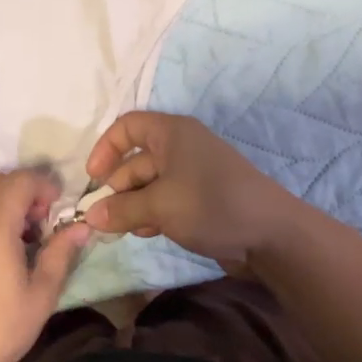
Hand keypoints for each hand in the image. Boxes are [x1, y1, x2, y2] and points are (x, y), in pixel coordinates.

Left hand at [0, 169, 91, 361]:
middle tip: (43, 221)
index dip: (44, 186)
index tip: (59, 209)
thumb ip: (61, 253)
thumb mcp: (41, 294)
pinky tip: (0, 247)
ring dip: (4, 200)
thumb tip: (81, 227)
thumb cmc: (0, 329)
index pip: (20, 181)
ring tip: (24, 236)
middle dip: (23, 189)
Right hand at [85, 112, 300, 271]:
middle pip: (135, 161)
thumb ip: (121, 209)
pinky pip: (165, 201)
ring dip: (132, 206)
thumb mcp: (159, 206)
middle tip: (103, 219)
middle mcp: (181, 148)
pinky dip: (151, 214)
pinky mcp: (201, 199)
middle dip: (117, 188)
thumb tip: (90, 216)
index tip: (93, 178)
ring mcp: (193, 175)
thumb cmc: (211, 205)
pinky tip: (147, 233)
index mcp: (172, 134)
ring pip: (148, 185)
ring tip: (124, 230)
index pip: (127, 127)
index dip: (106, 148)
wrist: (271, 235)